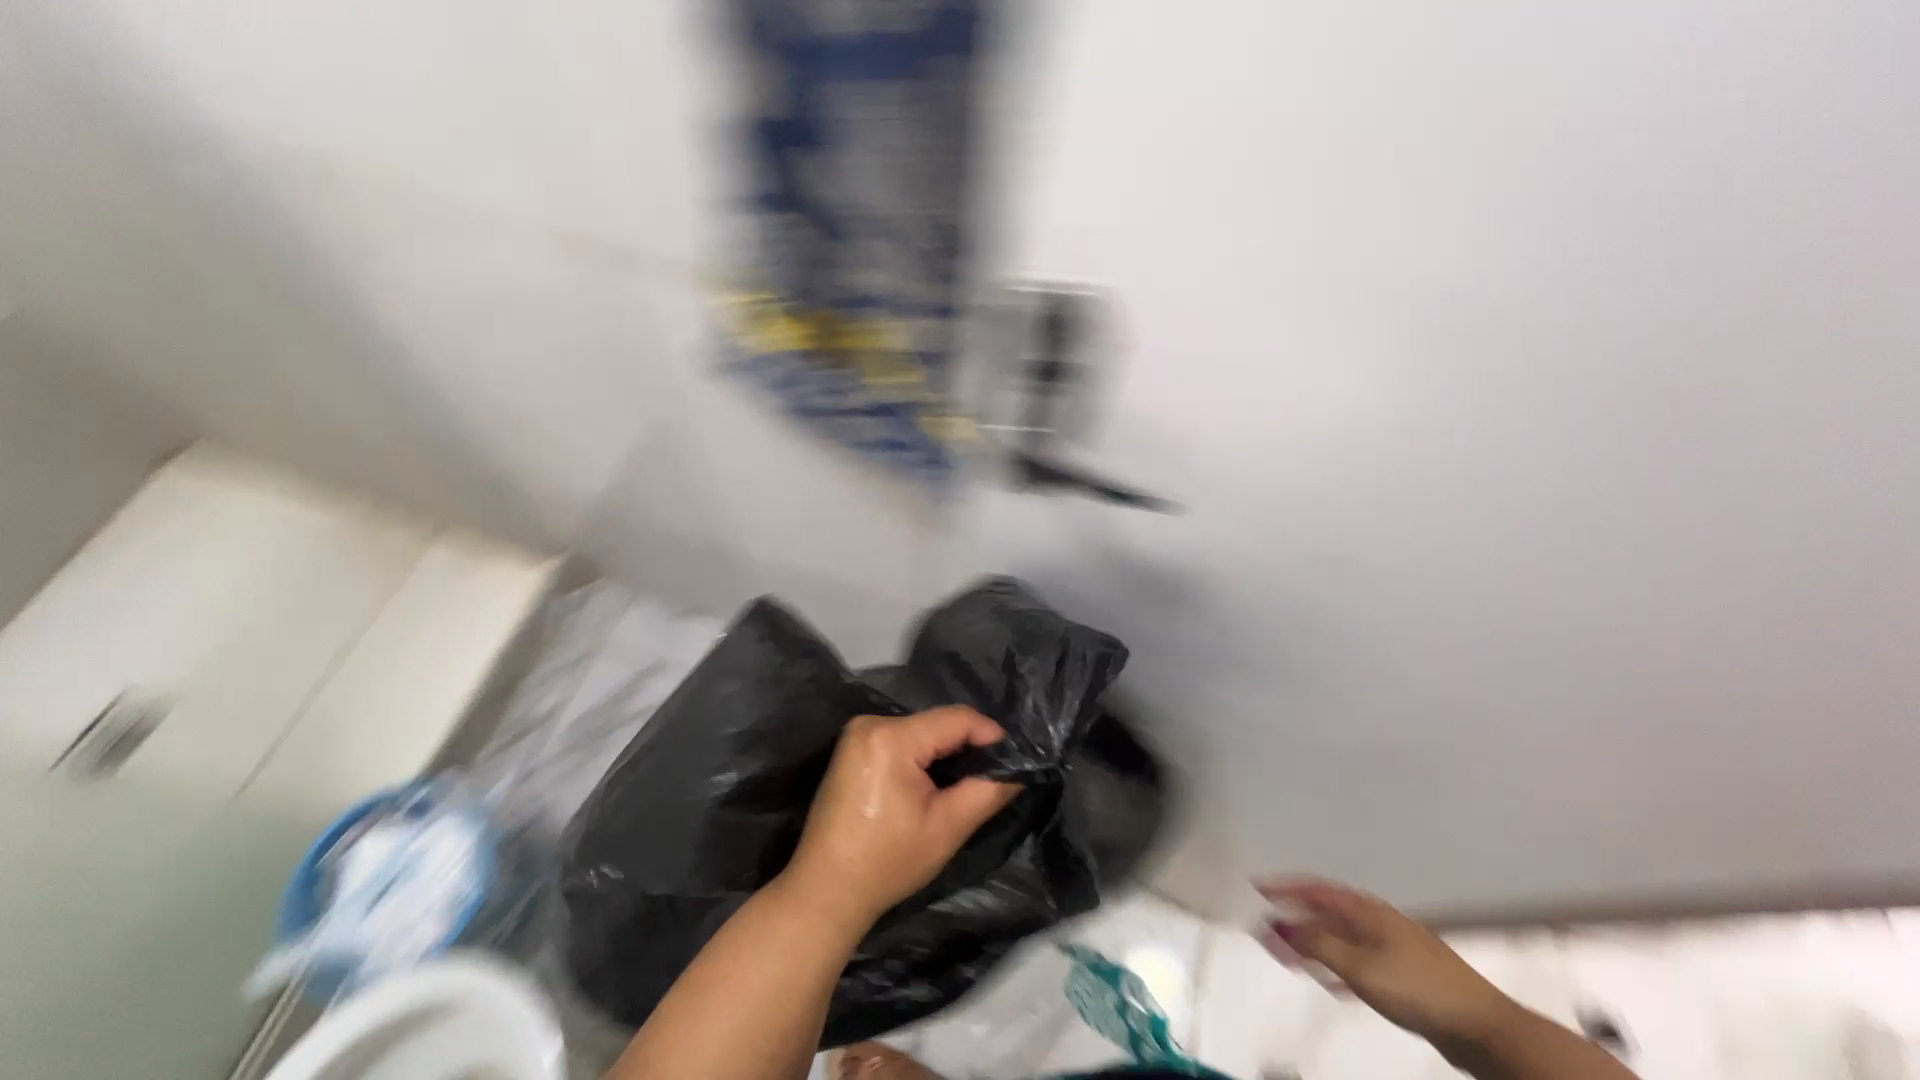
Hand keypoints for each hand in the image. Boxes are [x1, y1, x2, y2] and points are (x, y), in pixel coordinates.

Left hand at [780, 707, 1021, 929]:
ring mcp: (858, 734)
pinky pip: (902, 739)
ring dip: (946, 753)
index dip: (991, 735)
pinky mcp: (853, 748)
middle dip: (968, 746)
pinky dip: (923, 757)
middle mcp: (871, 723)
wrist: (826, 889)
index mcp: (892, 737)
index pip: (957, 719)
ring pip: (922, 731)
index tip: (1015, 760)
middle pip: (938, 723)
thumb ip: (989, 790)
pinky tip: (933, 784)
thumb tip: (1019, 768)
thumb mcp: (948, 828)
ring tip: (967, 782)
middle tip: (994, 776)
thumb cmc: (887, 862)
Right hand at [1257, 880, 1517, 1045]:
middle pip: (1327, 911)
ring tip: (1287, 955)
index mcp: (1367, 911)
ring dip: (1312, 943)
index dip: (1285, 886)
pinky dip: (1335, 965)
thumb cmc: (1417, 988)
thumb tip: (1278, 922)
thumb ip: (1316, 944)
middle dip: (1295, 917)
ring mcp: (1392, 946)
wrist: (1481, 1026)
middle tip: (1265, 929)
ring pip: (1340, 937)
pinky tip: (1329, 982)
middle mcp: (1377, 921)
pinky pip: (1356, 960)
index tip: (1256, 887)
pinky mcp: (1402, 973)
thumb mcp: (1359, 966)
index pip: (1316, 889)